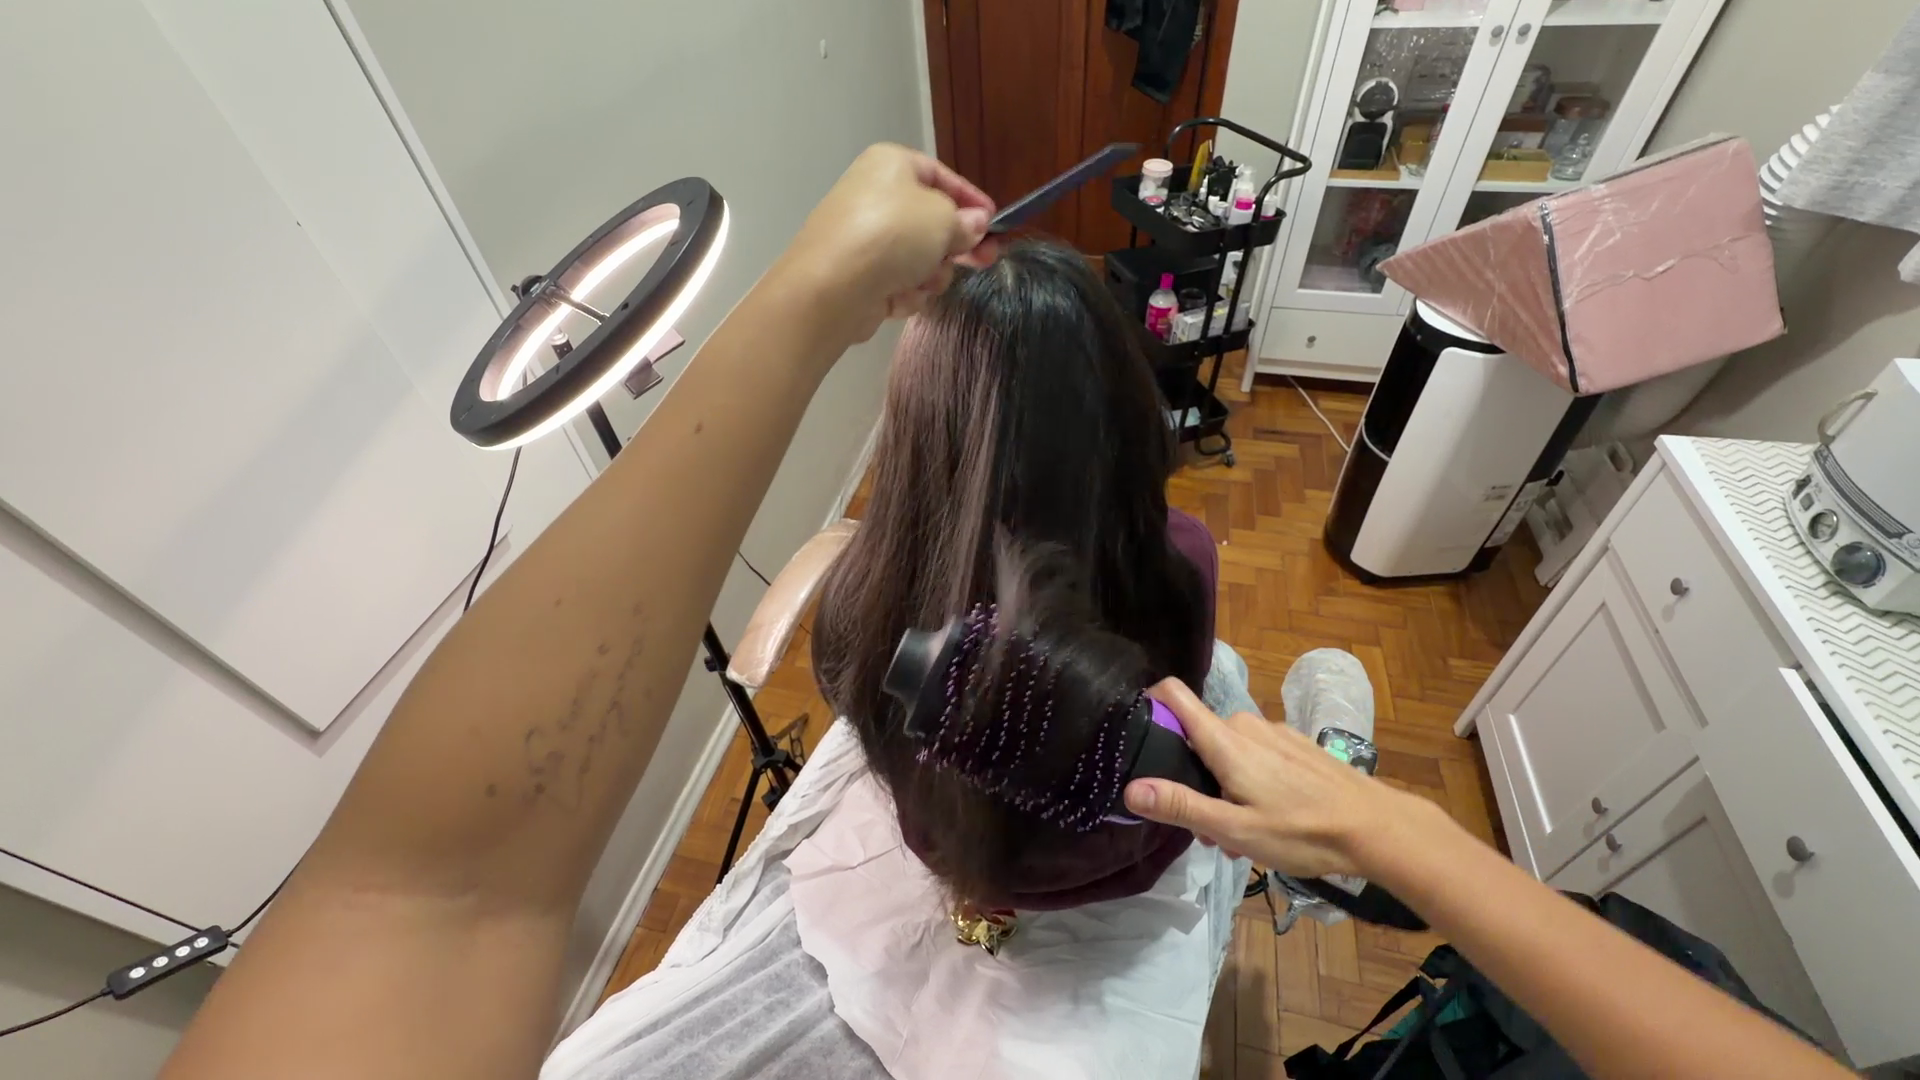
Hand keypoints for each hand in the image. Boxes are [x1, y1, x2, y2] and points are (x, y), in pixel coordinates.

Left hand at [779, 143, 998, 345]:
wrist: (833, 285)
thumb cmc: (892, 235)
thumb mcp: (942, 219)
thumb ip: (966, 222)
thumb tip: (977, 224)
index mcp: (892, 165)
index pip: (942, 177)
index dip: (971, 201)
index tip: (995, 223)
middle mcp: (876, 196)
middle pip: (931, 222)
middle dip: (955, 246)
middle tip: (984, 261)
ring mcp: (866, 239)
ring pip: (920, 258)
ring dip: (930, 274)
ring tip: (921, 280)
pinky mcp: (862, 277)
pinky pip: (900, 282)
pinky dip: (906, 292)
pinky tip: (897, 297)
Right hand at [1123, 679, 1416, 878]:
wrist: (1378, 828)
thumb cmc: (1301, 830)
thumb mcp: (1235, 828)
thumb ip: (1181, 805)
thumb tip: (1130, 788)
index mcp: (1224, 739)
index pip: (1174, 694)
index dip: (1149, 703)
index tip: (1138, 733)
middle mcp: (1245, 724)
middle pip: (1199, 737)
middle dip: (1194, 777)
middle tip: (1208, 828)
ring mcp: (1274, 732)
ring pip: (1229, 750)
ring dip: (1223, 786)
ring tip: (1243, 836)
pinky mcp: (1296, 744)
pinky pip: (1256, 754)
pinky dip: (1250, 781)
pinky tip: (1272, 818)